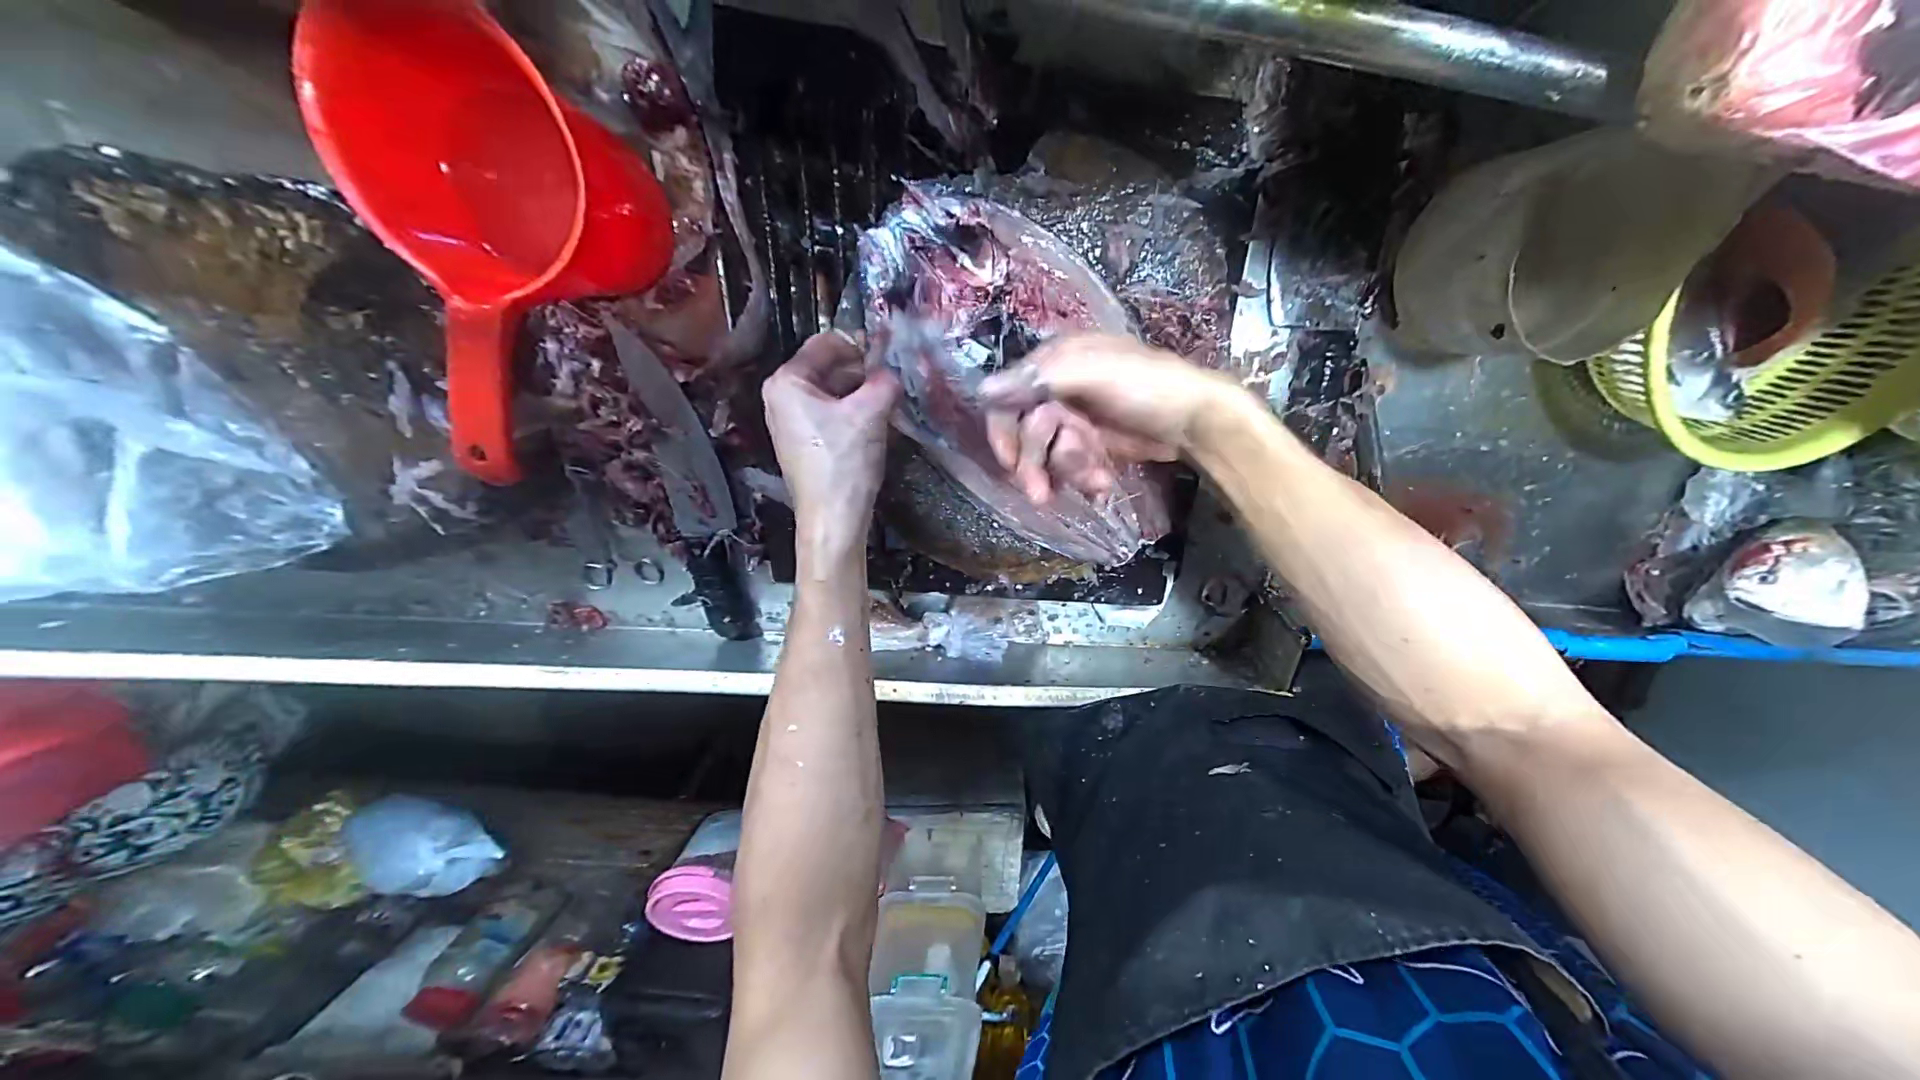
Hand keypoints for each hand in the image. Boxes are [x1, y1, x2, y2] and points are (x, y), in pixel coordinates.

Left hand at [763, 331, 900, 564]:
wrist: (832, 518)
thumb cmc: (844, 461)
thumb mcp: (870, 413)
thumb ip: (885, 381)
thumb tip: (893, 372)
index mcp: (787, 381)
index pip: (826, 343)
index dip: (860, 346)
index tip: (889, 357)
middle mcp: (780, 396)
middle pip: (828, 368)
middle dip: (862, 372)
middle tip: (893, 382)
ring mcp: (789, 421)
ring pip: (832, 392)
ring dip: (861, 394)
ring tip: (889, 404)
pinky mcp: (802, 442)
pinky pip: (829, 414)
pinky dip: (852, 413)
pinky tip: (876, 424)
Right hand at [979, 334, 1245, 502]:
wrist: (1196, 419)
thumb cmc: (1147, 386)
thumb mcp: (1093, 374)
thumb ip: (1039, 379)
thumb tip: (983, 389)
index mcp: (1055, 364)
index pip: (1008, 398)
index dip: (1004, 432)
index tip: (1009, 462)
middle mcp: (1060, 391)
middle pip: (1026, 434)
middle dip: (1035, 464)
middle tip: (1040, 495)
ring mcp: (1077, 420)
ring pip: (1049, 456)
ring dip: (1068, 472)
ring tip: (1096, 479)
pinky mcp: (1094, 445)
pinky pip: (1072, 468)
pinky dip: (1085, 478)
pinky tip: (1104, 483)